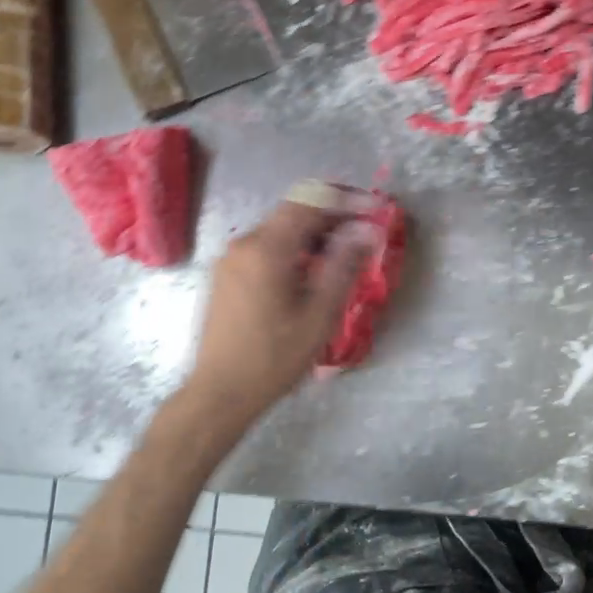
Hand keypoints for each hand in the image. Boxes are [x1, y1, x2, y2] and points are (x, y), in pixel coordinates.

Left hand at [180, 184, 378, 426]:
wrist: (219, 392)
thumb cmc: (273, 358)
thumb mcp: (319, 315)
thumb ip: (344, 266)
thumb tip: (366, 230)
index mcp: (266, 248)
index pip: (310, 201)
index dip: (345, 200)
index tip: (373, 209)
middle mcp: (243, 244)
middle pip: (292, 212)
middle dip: (331, 217)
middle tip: (363, 234)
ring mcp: (230, 260)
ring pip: (278, 231)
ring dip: (312, 235)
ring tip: (342, 257)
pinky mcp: (225, 276)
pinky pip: (264, 249)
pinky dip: (291, 251)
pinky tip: (309, 276)